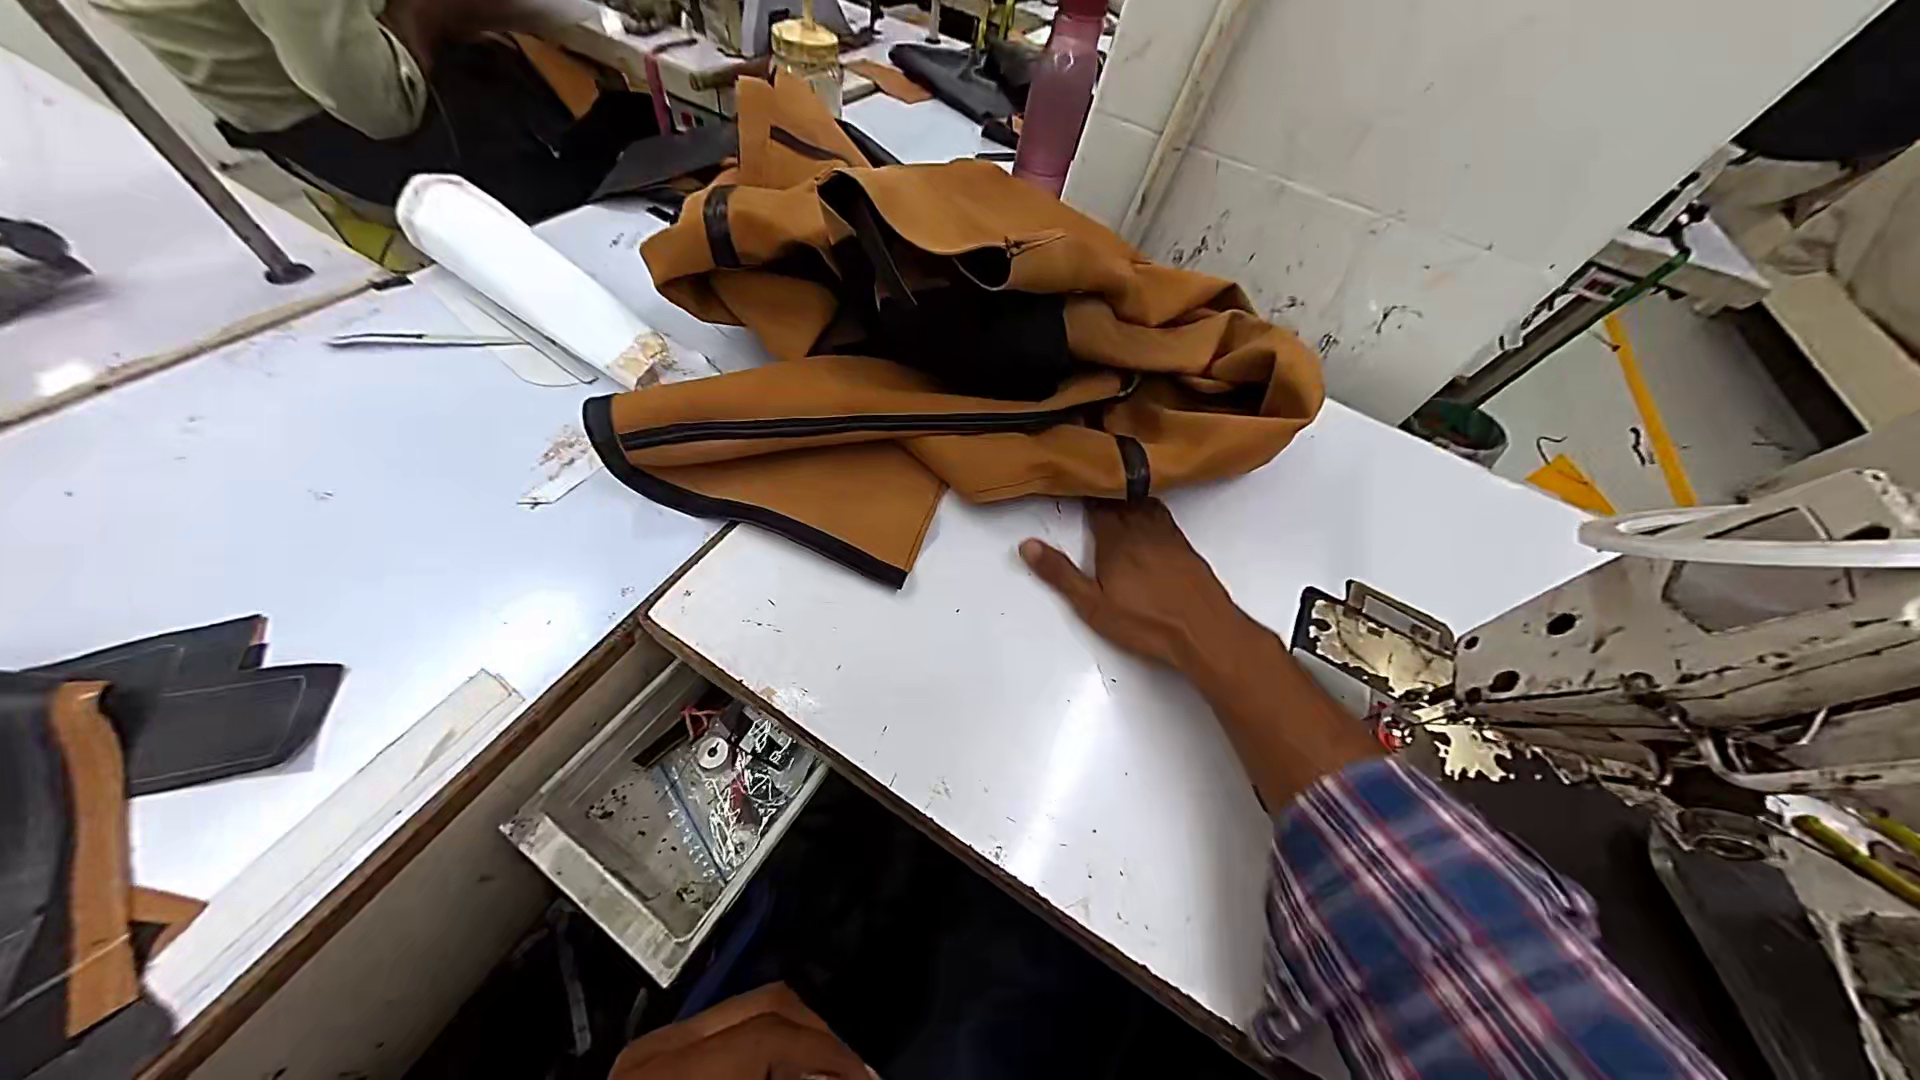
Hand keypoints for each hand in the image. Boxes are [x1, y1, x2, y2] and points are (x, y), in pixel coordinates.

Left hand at [610, 984, 870, 1079]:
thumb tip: (841, 1074)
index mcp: (675, 1071)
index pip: (773, 1031)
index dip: (832, 1054)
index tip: (867, 1077)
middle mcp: (661, 1043)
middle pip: (769, 1002)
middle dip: (822, 1035)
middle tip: (856, 1069)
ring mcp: (652, 1048)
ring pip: (749, 1008)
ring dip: (796, 1035)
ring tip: (826, 1067)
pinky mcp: (650, 1059)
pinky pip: (722, 1031)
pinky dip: (761, 1046)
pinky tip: (782, 1069)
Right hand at [1020, 498, 1380, 808]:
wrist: (1203, 632)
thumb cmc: (1147, 621)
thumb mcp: (1091, 604)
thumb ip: (1059, 573)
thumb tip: (1028, 546)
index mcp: (1115, 540)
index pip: (1096, 505)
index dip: (1083, 489)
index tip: (1072, 476)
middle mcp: (1142, 530)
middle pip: (1120, 499)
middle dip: (1104, 486)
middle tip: (1092, 473)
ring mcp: (1167, 537)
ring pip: (1144, 503)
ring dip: (1129, 491)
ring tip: (1116, 484)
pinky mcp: (1184, 548)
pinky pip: (1163, 515)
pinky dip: (1150, 505)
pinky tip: (1149, 510)